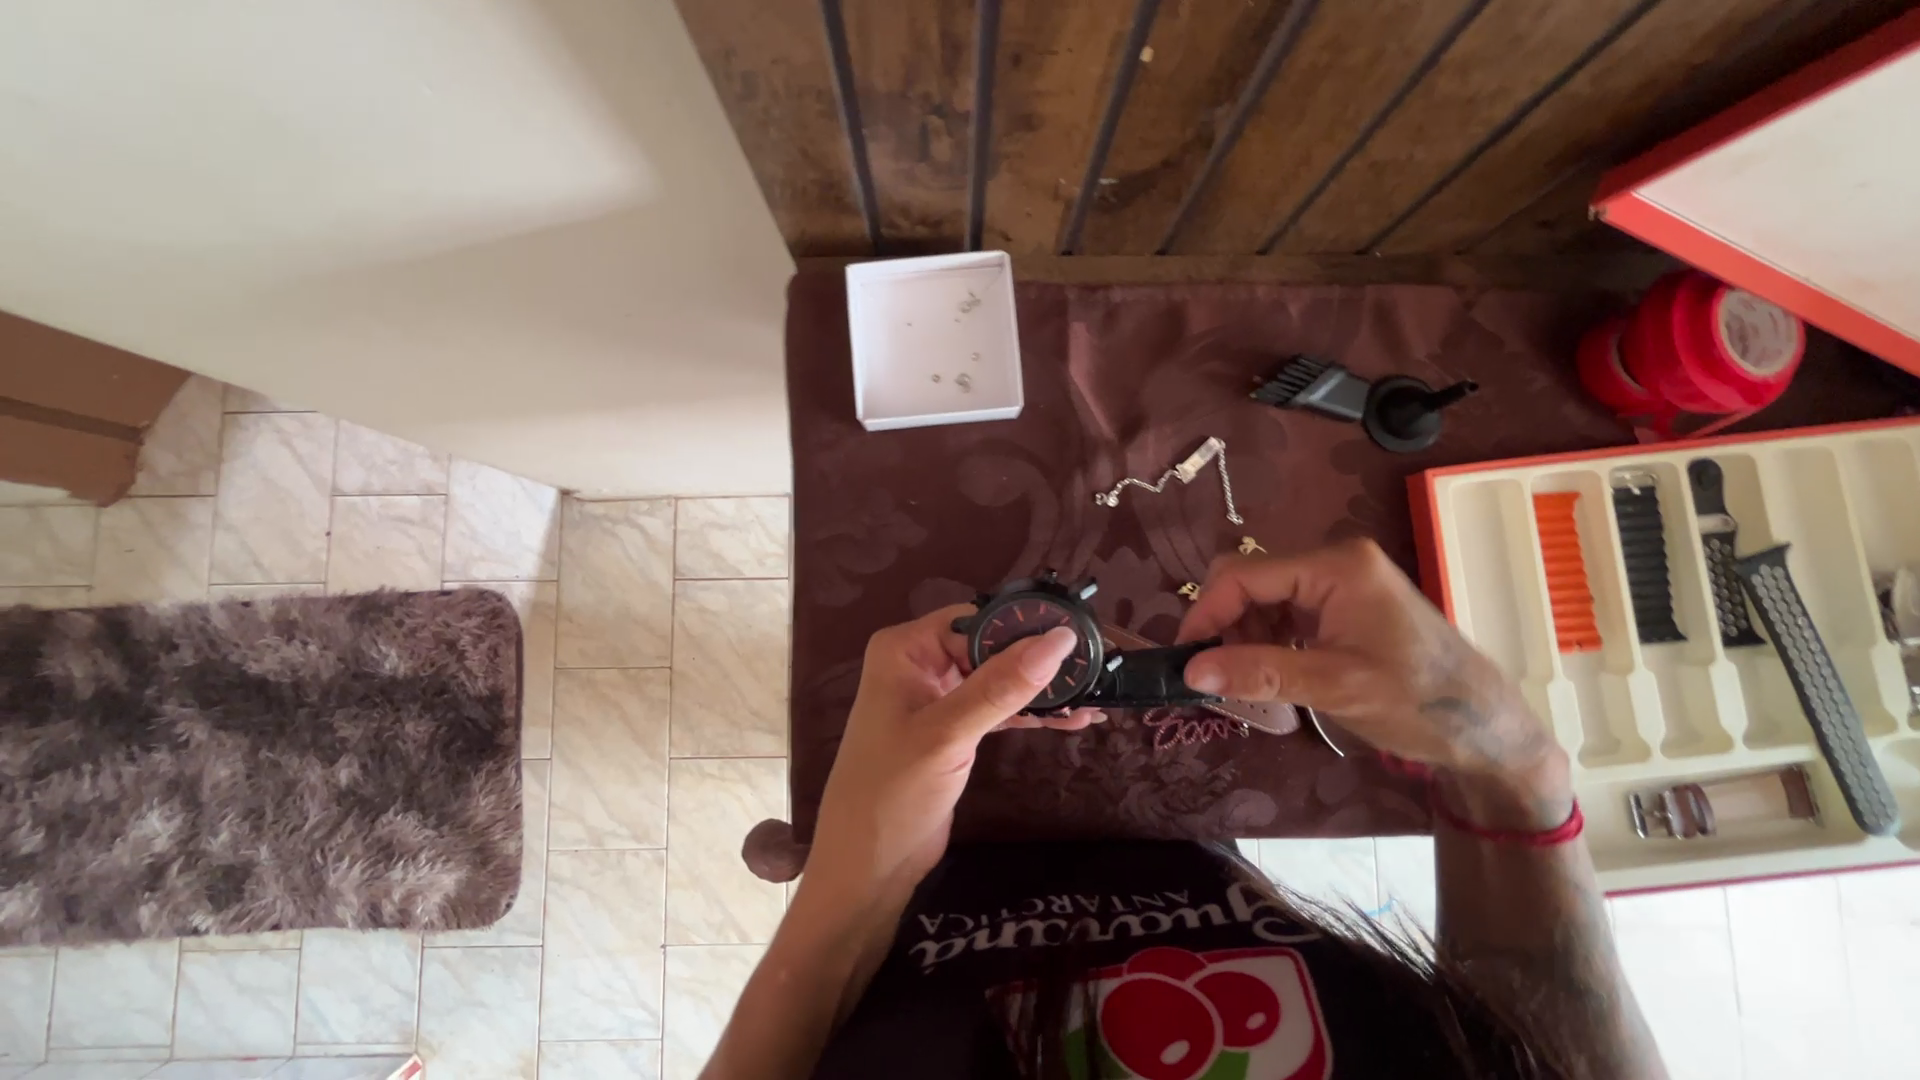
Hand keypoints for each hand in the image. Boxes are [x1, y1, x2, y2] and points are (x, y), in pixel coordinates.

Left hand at [806, 605, 1103, 898]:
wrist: (867, 868)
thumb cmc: (893, 793)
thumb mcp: (948, 734)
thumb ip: (1002, 685)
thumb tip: (1060, 639)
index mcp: (905, 650)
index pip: (974, 620)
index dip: (1023, 626)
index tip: (1078, 635)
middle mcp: (920, 664)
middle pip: (991, 646)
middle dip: (1039, 660)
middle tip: (1097, 666)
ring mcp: (938, 698)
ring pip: (1000, 679)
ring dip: (1042, 690)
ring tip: (1095, 694)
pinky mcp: (954, 731)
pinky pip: (999, 709)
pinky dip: (1031, 714)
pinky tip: (1073, 718)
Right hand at [1176, 540, 1566, 805]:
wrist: (1489, 729)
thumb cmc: (1420, 702)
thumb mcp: (1335, 687)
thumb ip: (1260, 673)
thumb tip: (1191, 671)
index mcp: (1336, 566)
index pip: (1244, 574)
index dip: (1206, 612)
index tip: (1186, 657)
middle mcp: (1334, 563)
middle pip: (1250, 581)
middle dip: (1224, 624)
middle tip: (1212, 671)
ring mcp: (1339, 584)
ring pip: (1262, 598)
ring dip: (1242, 636)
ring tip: (1241, 679)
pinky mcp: (1342, 607)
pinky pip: (1284, 613)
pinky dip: (1264, 641)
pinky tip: (1265, 672)